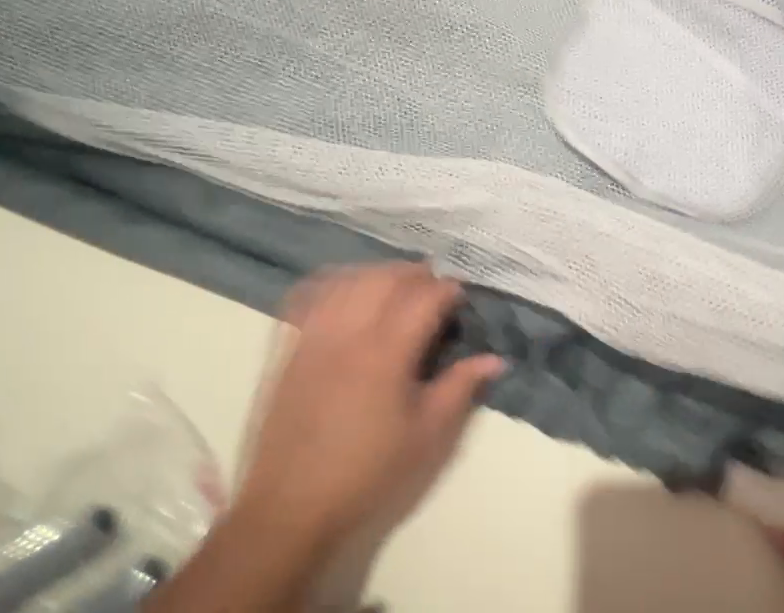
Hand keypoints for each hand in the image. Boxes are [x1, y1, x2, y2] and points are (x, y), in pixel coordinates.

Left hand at [233, 264, 504, 545]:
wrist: (289, 509)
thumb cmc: (367, 473)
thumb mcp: (427, 436)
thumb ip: (460, 387)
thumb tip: (495, 359)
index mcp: (386, 354)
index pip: (425, 298)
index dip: (449, 291)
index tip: (462, 301)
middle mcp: (348, 334)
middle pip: (386, 278)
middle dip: (416, 275)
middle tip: (434, 291)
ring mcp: (312, 338)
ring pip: (348, 280)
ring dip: (378, 274)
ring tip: (397, 287)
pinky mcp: (288, 350)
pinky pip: (309, 297)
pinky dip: (334, 283)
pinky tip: (348, 289)